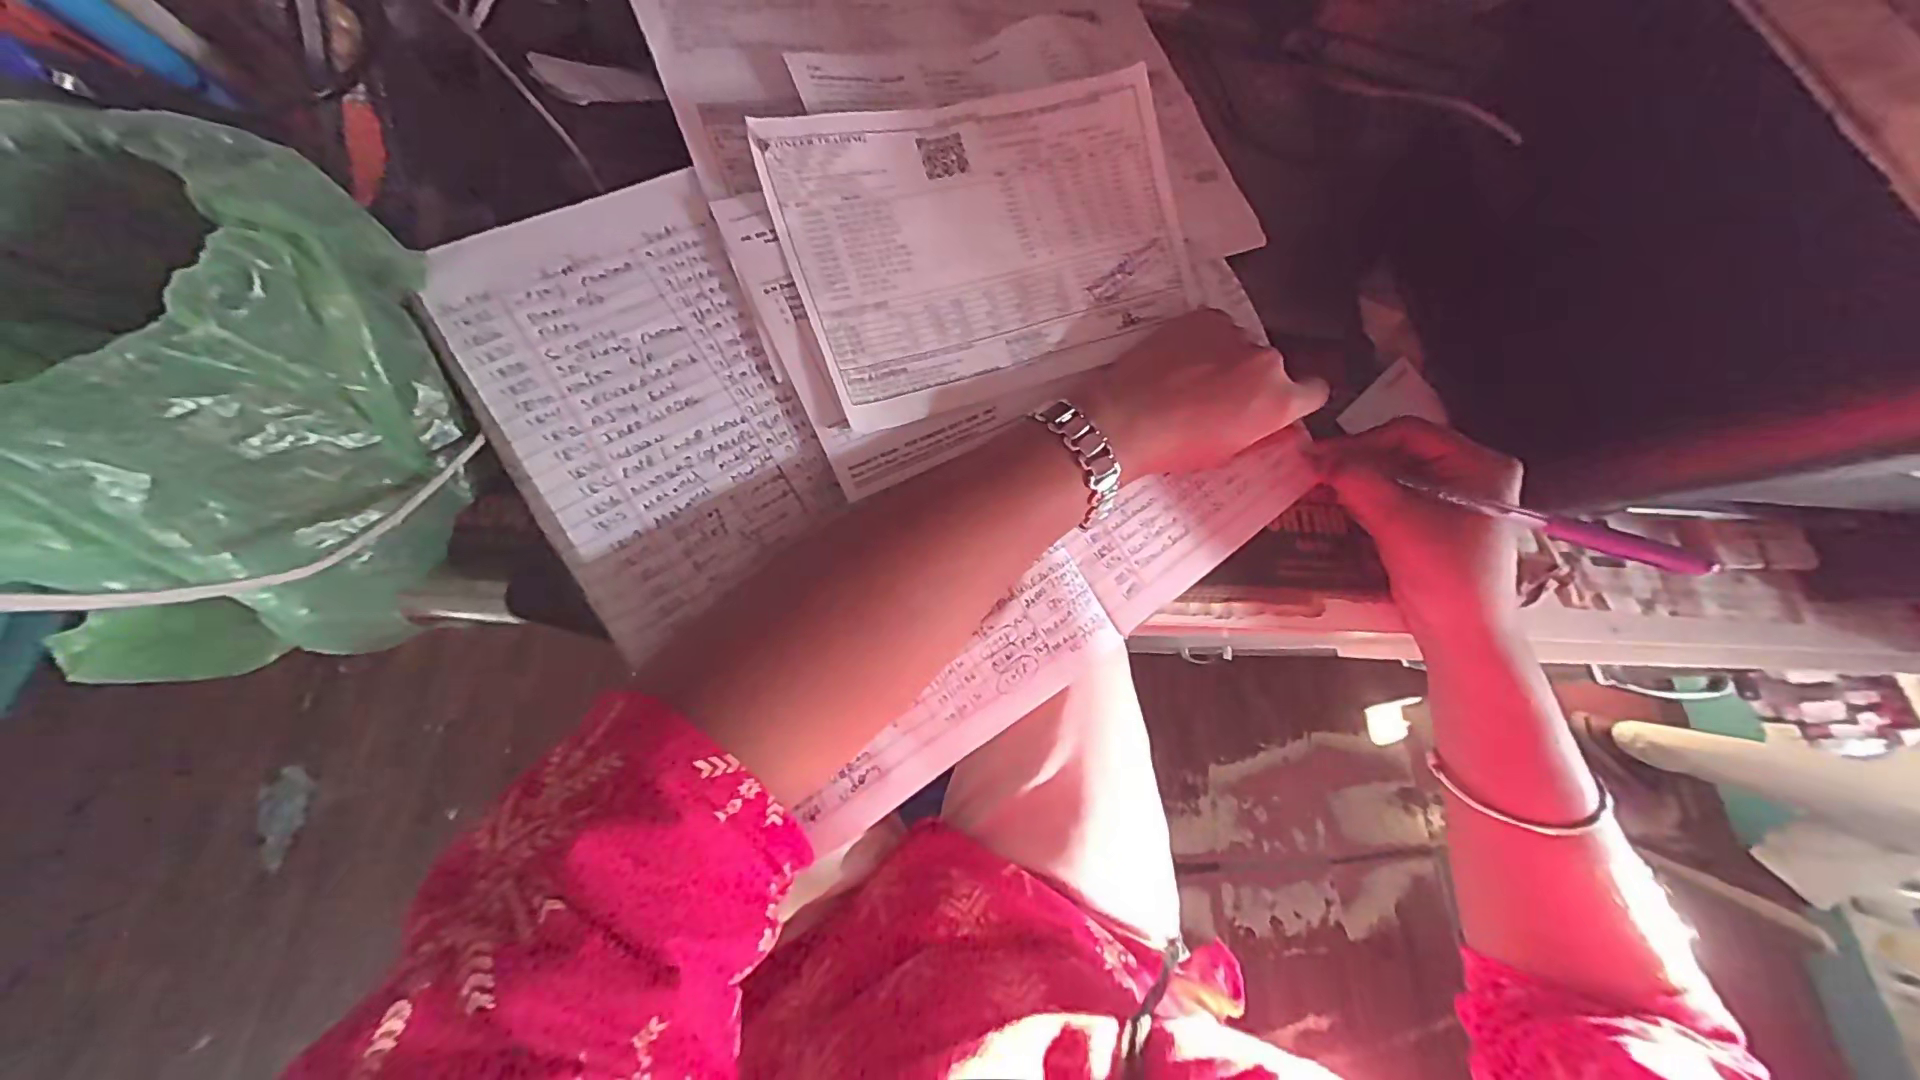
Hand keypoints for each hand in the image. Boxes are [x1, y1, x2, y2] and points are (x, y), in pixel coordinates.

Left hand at [1084, 309, 1328, 475]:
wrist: (1124, 418)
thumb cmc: (1171, 444)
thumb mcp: (1226, 452)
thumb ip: (1260, 432)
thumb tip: (1273, 426)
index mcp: (1279, 400)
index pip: (1315, 392)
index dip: (1295, 399)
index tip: (1279, 405)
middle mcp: (1267, 362)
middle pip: (1273, 368)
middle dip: (1253, 380)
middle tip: (1219, 399)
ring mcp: (1235, 335)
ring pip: (1243, 346)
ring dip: (1227, 358)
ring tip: (1190, 381)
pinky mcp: (1204, 318)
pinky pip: (1215, 328)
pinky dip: (1202, 341)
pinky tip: (1178, 362)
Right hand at [1308, 418, 1524, 634]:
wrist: (1461, 632)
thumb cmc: (1446, 574)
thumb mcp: (1398, 520)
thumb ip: (1357, 482)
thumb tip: (1315, 457)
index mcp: (1479, 464)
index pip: (1409, 433)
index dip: (1360, 442)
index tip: (1320, 457)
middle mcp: (1468, 475)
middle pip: (1398, 452)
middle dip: (1354, 462)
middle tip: (1314, 471)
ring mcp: (1450, 500)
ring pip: (1390, 475)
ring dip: (1353, 480)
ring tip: (1318, 486)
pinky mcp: (1430, 523)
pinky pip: (1390, 498)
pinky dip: (1360, 498)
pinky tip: (1334, 504)